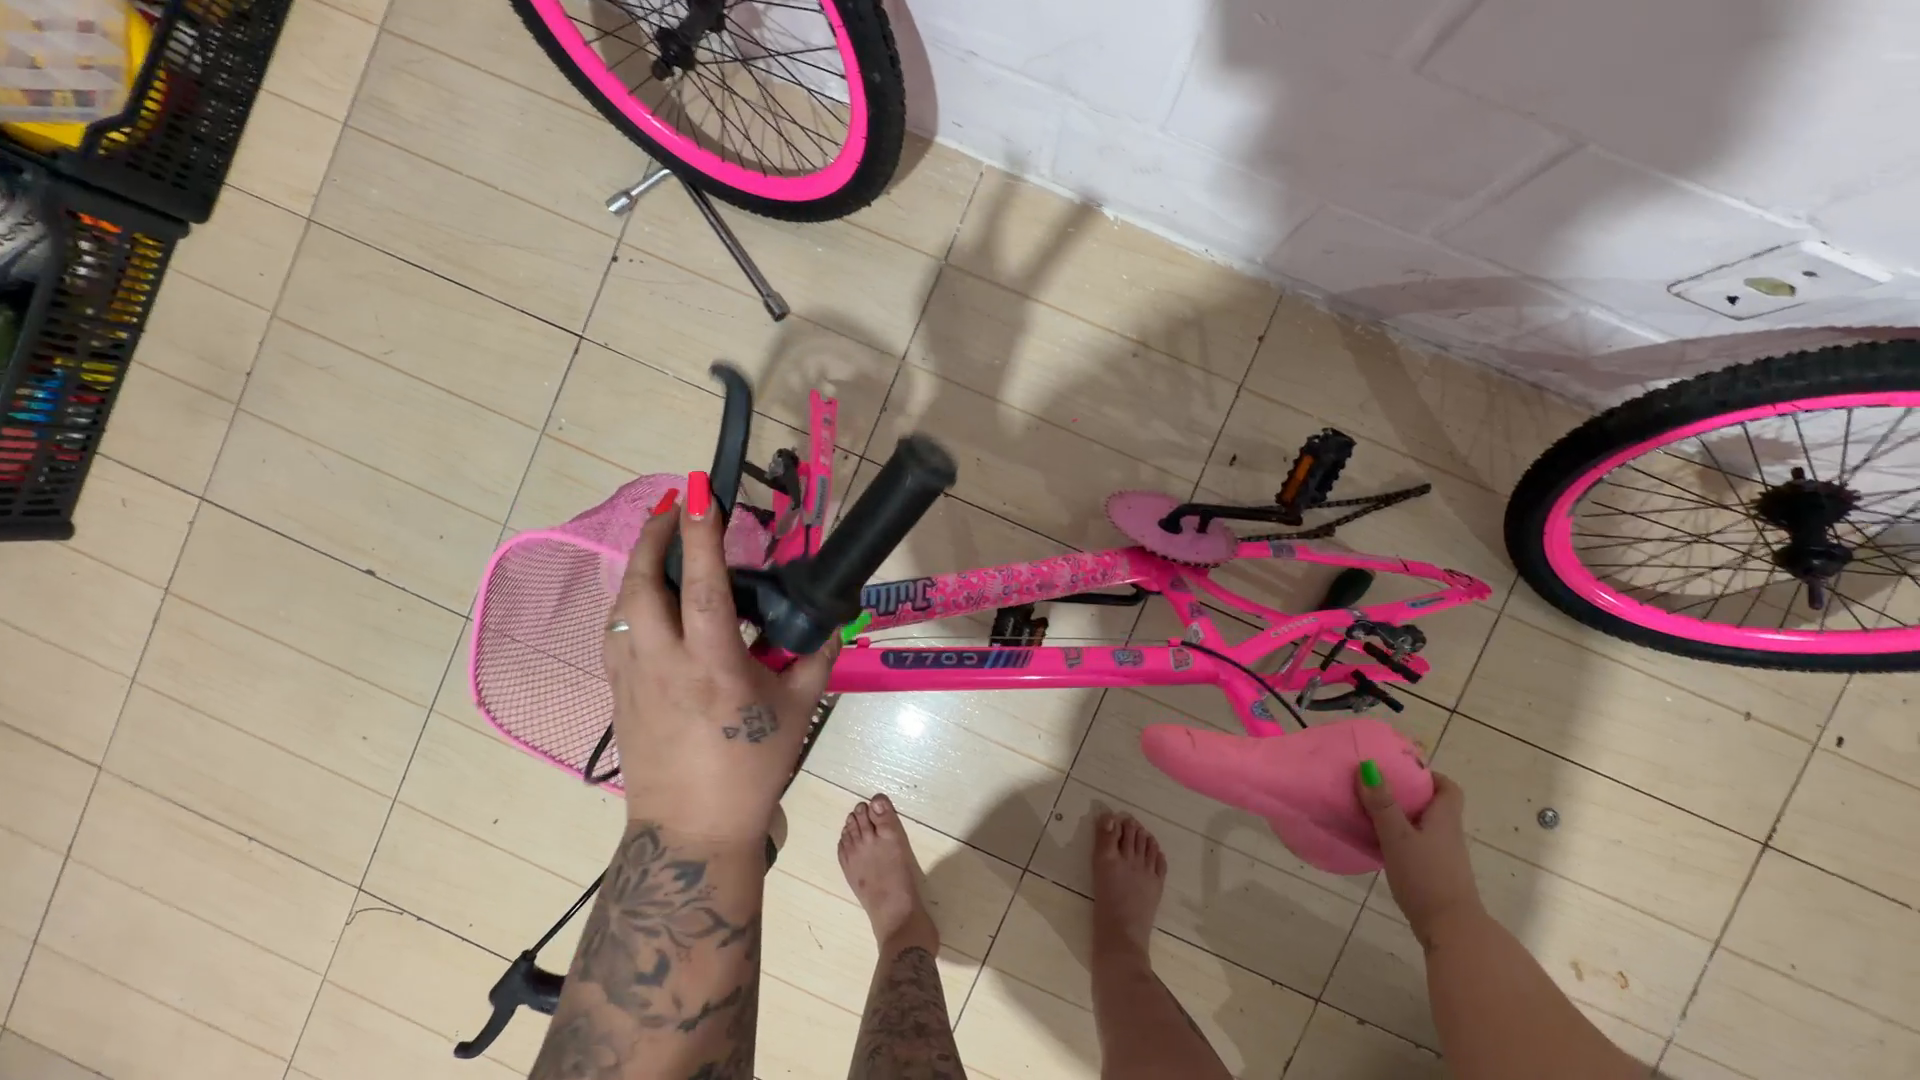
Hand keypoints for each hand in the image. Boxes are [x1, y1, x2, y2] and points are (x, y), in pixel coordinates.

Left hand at [604, 475, 838, 844]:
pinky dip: (631, 600)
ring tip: (662, 540)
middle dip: (655, 535)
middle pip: (644, 583)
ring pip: (623, 604)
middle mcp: (664, 663)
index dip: (702, 534)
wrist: (690, 827)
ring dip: (640, 564)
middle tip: (675, 504)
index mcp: (713, 666)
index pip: (704, 586)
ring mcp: (633, 677)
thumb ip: (814, 657)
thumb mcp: (798, 711)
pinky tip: (649, 596)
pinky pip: (617, 632)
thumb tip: (828, 618)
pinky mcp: (617, 692)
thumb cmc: (750, 769)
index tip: (700, 490)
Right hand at [1358, 768, 1484, 948]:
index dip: (1428, 776)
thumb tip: (1368, 766)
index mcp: (1444, 819)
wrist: (1450, 928)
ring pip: (1422, 827)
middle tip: (1374, 789)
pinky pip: (1416, 846)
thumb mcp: (1398, 837)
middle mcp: (1447, 834)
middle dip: (1405, 794)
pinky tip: (1377, 845)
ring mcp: (1442, 857)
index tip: (1400, 772)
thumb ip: (1382, 804)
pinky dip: (1398, 840)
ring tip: (1368, 813)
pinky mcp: (1433, 874)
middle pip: (1432, 806)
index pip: (1448, 788)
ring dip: (1399, 818)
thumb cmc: (1426, 876)